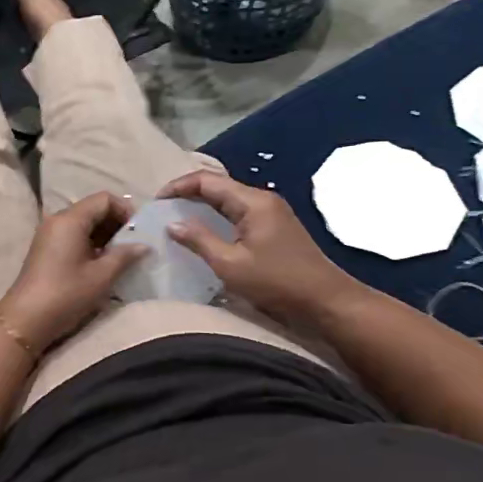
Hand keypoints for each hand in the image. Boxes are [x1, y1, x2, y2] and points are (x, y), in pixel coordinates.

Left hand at [0, 192, 146, 349]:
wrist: (26, 318)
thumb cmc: (66, 294)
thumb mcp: (101, 276)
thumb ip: (124, 256)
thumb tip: (143, 245)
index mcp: (70, 219)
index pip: (103, 199)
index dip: (125, 210)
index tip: (139, 231)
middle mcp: (57, 220)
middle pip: (93, 209)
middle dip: (116, 223)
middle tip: (133, 245)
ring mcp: (49, 234)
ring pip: (83, 223)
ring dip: (104, 234)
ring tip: (121, 256)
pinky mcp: (46, 248)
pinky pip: (73, 235)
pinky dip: (90, 243)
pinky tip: (102, 262)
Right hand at [160, 170, 364, 323]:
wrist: (326, 301)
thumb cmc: (277, 282)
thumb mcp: (230, 264)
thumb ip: (199, 240)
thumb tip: (172, 224)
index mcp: (252, 202)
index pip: (207, 180)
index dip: (178, 187)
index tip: (156, 202)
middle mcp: (262, 199)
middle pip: (217, 185)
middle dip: (187, 193)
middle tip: (162, 210)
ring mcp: (270, 212)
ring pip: (227, 199)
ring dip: (200, 205)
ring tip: (176, 219)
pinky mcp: (273, 226)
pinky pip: (237, 211)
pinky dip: (216, 216)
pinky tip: (203, 231)